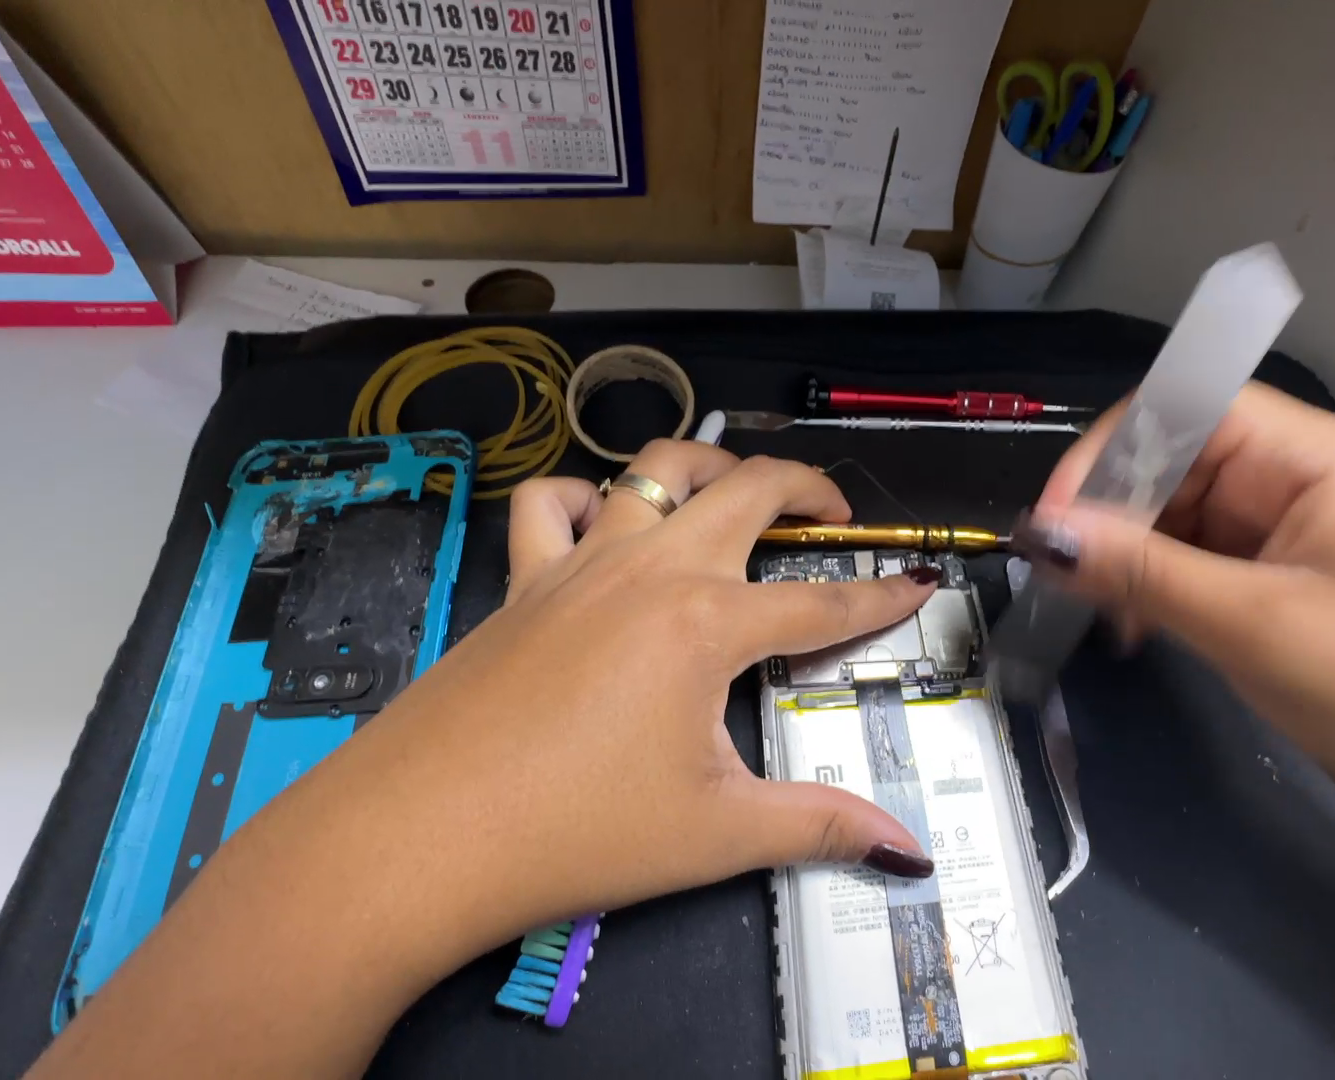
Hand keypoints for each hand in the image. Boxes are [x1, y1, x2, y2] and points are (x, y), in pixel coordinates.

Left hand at [281, 440, 938, 971]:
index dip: (880, 597)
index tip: (916, 583)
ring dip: (706, 466)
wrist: (418, 839)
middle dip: (808, 487)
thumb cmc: (576, 834)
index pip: (821, 605)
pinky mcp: (524, 581)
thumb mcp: (717, 833)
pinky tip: (605, 527)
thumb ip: (821, 826)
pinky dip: (586, 498)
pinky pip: (550, 504)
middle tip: (834, 514)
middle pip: (749, 489)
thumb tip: (906, 849)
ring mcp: (580, 565)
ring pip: (653, 468)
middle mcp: (651, 571)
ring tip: (732, 495)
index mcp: (706, 624)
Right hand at [1014, 383, 1334, 814]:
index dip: (1113, 449)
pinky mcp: (1273, 574)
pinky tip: (1134, 624)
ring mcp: (1285, 528)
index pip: (1191, 408)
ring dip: (1128, 555)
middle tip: (1064, 573)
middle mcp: (1297, 479)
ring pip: (1174, 513)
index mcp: (1317, 460)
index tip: (1056, 516)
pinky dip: (1151, 584)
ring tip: (1103, 610)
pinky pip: (1189, 556)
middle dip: (1114, 512)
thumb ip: (1141, 571)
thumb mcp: (1253, 627)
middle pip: (1175, 460)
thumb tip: (1040, 533)